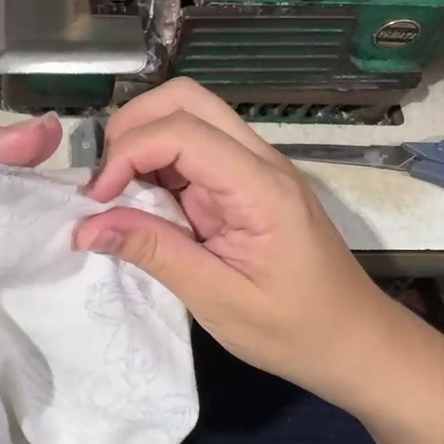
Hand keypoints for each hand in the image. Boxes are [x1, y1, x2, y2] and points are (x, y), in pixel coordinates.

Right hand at [73, 79, 390, 394]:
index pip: (183, 130)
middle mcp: (260, 159)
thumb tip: (86, 228)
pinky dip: (158, 161)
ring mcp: (255, 164)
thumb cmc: (296, 332)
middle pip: (186, 99)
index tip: (97, 198)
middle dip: (133, 126)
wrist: (358, 344)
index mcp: (261, 187)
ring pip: (189, 113)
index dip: (128, 152)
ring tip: (118, 192)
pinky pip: (194, 146)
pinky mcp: (245, 177)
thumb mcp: (219, 302)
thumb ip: (154, 253)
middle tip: (106, 182)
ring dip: (144, 140)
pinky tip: (144, 201)